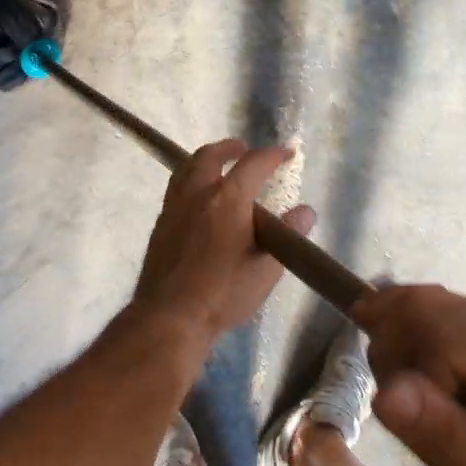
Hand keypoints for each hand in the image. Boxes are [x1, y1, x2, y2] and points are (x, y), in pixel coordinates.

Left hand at [132, 139, 312, 344]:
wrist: (170, 317)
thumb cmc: (223, 293)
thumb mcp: (266, 269)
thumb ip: (287, 236)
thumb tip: (306, 212)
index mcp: (228, 199)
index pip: (253, 164)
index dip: (273, 155)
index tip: (287, 153)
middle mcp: (197, 195)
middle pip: (210, 156)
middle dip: (229, 147)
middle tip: (243, 148)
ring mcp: (174, 209)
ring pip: (186, 169)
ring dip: (205, 160)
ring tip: (217, 167)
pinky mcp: (160, 226)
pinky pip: (175, 189)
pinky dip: (190, 181)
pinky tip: (198, 200)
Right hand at [352, 284, 465, 465]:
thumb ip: (450, 445)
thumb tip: (387, 395)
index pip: (440, 341)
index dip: (407, 381)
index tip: (407, 430)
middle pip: (429, 310)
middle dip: (395, 355)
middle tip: (398, 415)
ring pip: (427, 306)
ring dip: (398, 347)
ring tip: (410, 404)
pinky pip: (437, 315)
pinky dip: (411, 341)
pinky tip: (415, 382)